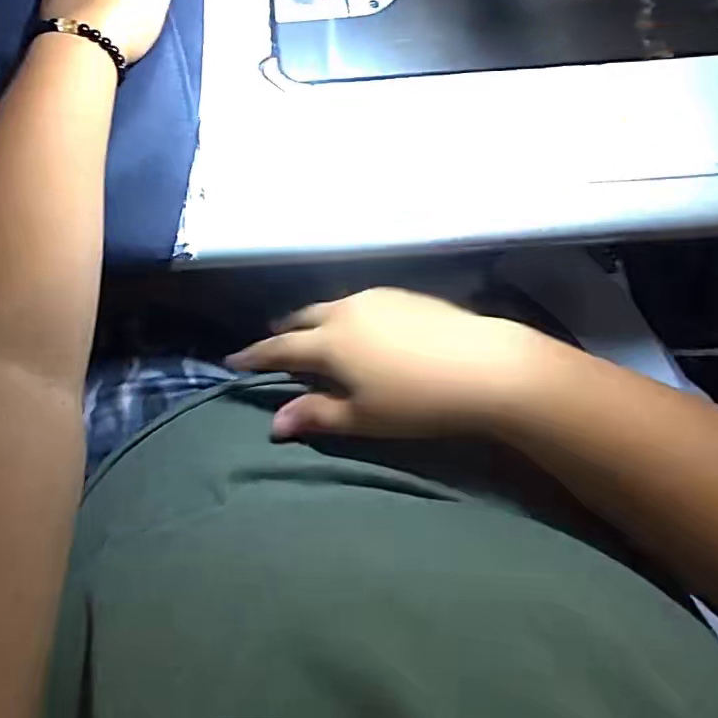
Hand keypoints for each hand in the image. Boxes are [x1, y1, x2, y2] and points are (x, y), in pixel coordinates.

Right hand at [227, 288, 586, 440]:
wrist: (484, 364)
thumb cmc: (416, 400)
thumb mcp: (363, 417)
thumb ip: (316, 415)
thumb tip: (274, 423)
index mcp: (328, 341)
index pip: (279, 347)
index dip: (254, 355)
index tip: (234, 359)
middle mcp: (345, 310)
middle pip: (303, 318)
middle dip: (283, 330)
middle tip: (271, 340)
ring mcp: (375, 298)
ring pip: (331, 306)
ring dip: (314, 319)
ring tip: (312, 330)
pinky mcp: (402, 294)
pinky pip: (359, 301)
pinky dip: (344, 314)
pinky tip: (358, 325)